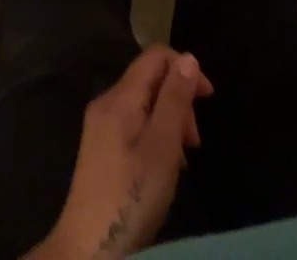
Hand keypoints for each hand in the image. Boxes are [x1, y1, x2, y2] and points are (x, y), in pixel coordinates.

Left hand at [32, 46, 213, 259]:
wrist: (88, 248)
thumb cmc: (131, 194)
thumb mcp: (162, 145)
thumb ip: (175, 99)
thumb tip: (188, 57)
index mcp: (119, 97)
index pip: (155, 56)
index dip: (186, 68)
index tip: (208, 99)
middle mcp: (106, 103)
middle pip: (151, 79)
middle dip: (180, 99)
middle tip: (194, 140)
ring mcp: (101, 126)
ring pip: (145, 103)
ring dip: (171, 120)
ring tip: (183, 157)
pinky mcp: (102, 147)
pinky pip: (135, 123)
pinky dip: (156, 134)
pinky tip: (164, 164)